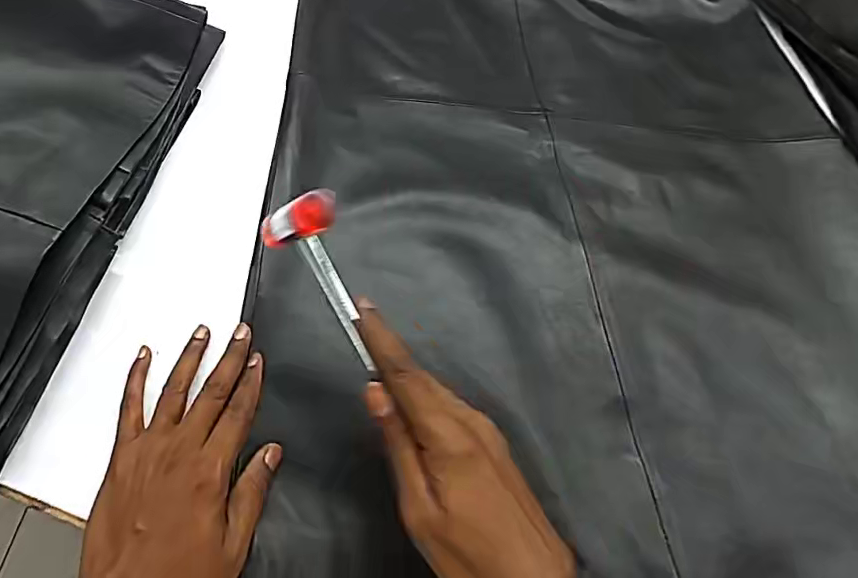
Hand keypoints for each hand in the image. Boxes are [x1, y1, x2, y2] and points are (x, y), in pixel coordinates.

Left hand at [81, 323, 279, 577]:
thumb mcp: (231, 547)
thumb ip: (252, 494)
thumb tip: (270, 455)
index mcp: (210, 471)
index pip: (237, 412)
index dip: (250, 382)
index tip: (257, 361)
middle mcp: (180, 451)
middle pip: (212, 392)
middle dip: (230, 358)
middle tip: (240, 334)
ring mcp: (149, 448)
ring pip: (174, 389)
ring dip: (191, 357)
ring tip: (202, 332)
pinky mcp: (122, 455)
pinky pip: (129, 406)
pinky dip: (136, 377)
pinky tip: (143, 357)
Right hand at [358, 298, 575, 577]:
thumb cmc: (471, 556)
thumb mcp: (421, 511)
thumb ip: (398, 446)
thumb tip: (375, 391)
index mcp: (450, 436)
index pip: (406, 374)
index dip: (381, 338)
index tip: (362, 305)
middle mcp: (471, 421)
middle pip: (421, 378)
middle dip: (390, 353)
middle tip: (361, 328)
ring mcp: (488, 431)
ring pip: (436, 392)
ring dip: (407, 378)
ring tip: (380, 372)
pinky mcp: (495, 444)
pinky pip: (450, 407)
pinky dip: (426, 397)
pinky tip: (414, 409)